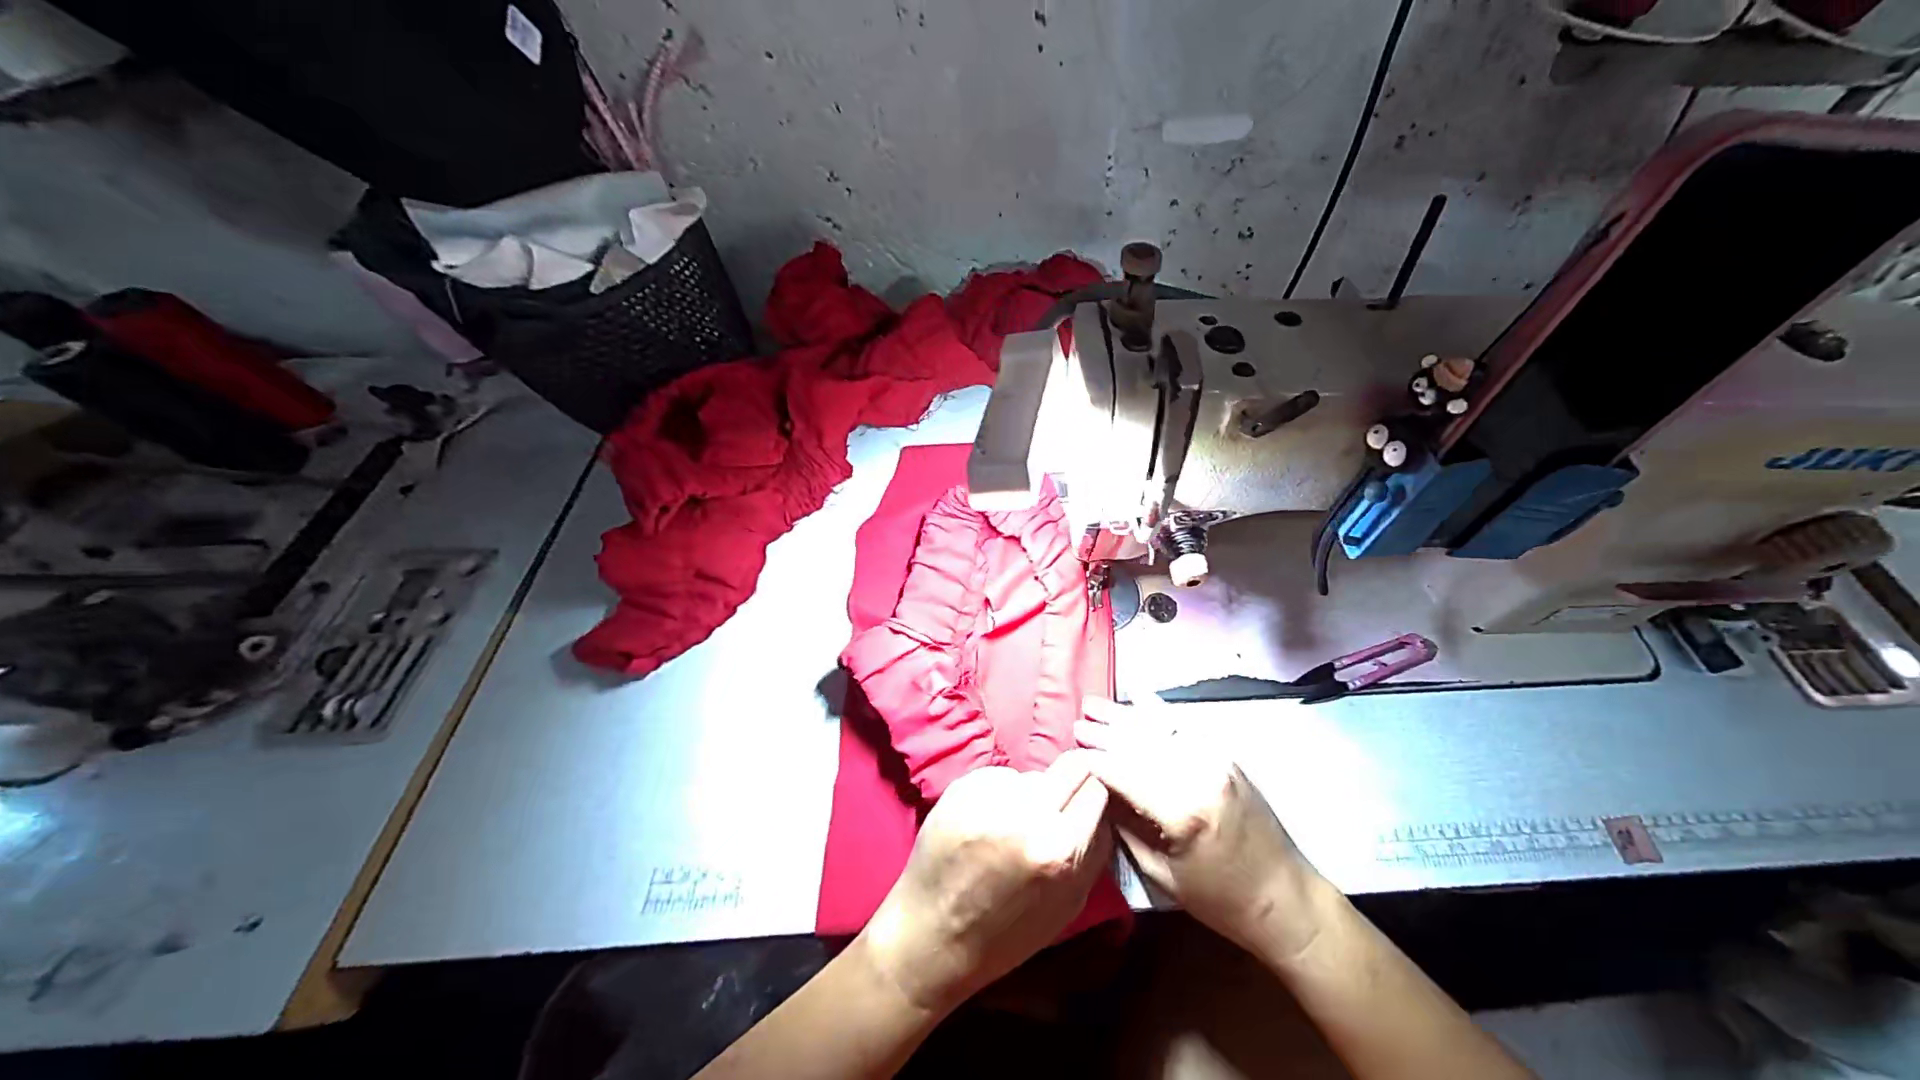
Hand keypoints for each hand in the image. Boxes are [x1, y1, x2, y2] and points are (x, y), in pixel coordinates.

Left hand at [857, 757, 1112, 1012]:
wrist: (932, 935)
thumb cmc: (1006, 934)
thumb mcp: (1068, 904)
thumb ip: (1091, 852)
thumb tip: (1101, 809)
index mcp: (1061, 850)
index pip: (1098, 789)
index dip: (1094, 797)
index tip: (1087, 804)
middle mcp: (1026, 816)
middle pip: (1070, 767)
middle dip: (1069, 784)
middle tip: (1056, 805)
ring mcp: (990, 798)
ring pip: (1031, 774)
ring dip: (1030, 793)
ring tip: (1012, 824)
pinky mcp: (961, 788)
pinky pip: (998, 776)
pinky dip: (999, 793)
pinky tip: (986, 821)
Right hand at [1069, 698, 1328, 960]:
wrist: (1285, 897)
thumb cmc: (1219, 898)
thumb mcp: (1161, 873)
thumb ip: (1125, 827)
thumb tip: (1097, 792)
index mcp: (1181, 808)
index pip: (1122, 770)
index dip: (1091, 761)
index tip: (1068, 756)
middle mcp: (1198, 772)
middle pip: (1138, 743)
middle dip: (1104, 733)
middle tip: (1076, 724)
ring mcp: (1216, 759)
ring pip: (1159, 728)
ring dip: (1125, 717)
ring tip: (1094, 705)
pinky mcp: (1226, 757)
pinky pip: (1184, 726)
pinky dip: (1158, 713)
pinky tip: (1139, 699)